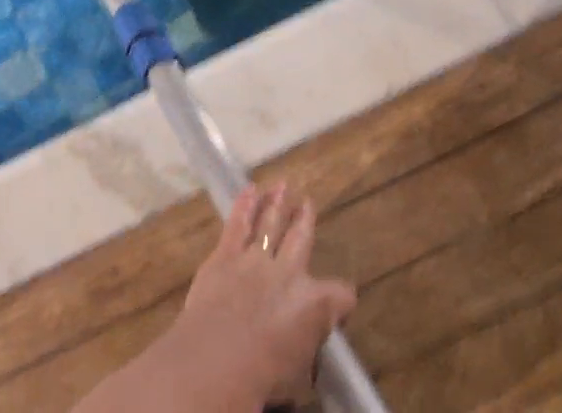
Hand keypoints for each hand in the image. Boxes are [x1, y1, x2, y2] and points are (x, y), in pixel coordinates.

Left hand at [172, 183, 356, 404]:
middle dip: (305, 221)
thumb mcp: (299, 375)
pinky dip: (244, 204)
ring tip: (282, 185)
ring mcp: (255, 259)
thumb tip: (296, 354)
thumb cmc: (264, 376)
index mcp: (317, 304)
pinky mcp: (225, 254)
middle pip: (301, 240)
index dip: (342, 302)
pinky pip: (238, 223)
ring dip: (277, 204)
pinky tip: (250, 190)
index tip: (340, 304)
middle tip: (307, 201)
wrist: (218, 356)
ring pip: (270, 223)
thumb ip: (302, 353)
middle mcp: (290, 273)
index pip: (342, 296)